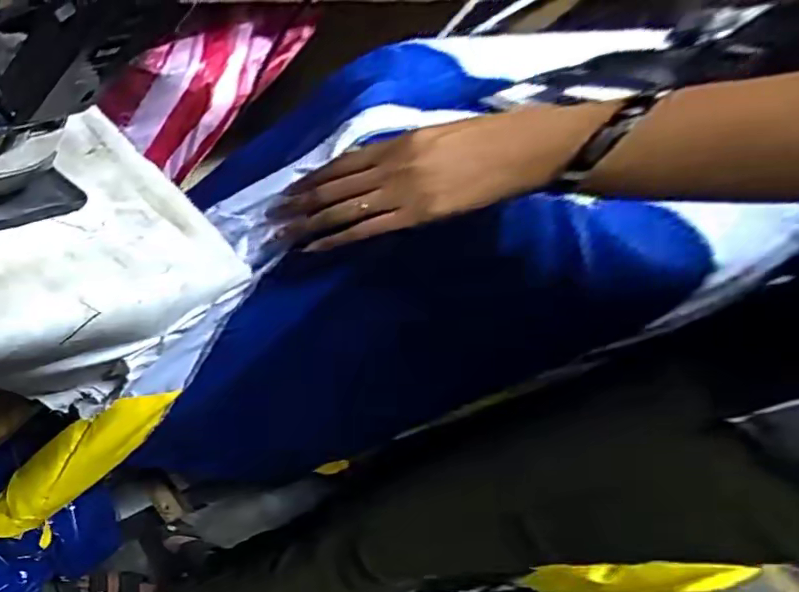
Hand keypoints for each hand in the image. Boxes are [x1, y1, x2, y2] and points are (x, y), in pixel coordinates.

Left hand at [274, 102, 614, 250]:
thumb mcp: (434, 135)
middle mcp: (392, 167)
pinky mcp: (411, 216)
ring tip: (280, 237)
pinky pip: (362, 231)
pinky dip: (332, 240)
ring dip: (306, 226)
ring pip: (340, 211)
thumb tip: (365, 171)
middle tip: (270, 218)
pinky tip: (311, 248)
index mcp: (398, 143)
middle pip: (332, 189)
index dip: (309, 180)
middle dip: (297, 205)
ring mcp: (400, 193)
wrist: (528, 149)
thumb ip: (397, 153)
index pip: (340, 165)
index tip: (286, 192)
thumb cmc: (487, 138)